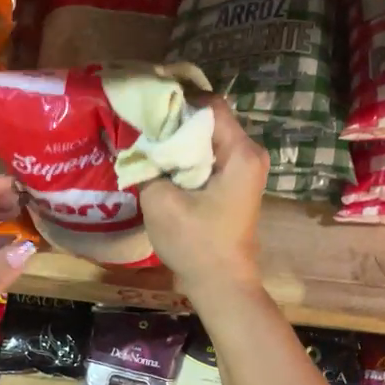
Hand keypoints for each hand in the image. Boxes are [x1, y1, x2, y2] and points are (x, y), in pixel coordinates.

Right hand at [137, 96, 268, 301]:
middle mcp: (250, 153)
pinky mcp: (236, 182)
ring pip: (208, 137)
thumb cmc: (196, 243)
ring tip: (146, 137)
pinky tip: (162, 159)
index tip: (146, 103)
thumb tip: (134, 139)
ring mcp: (245, 168)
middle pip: (210, 119)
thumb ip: (148, 162)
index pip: (209, 105)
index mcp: (241, 153)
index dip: (177, 99)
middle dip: (175, 118)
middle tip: (140, 119)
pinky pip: (210, 154)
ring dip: (179, 137)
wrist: (221, 285)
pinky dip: (187, 153)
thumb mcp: (160, 201)